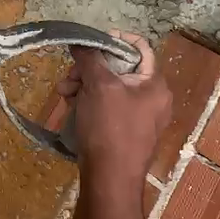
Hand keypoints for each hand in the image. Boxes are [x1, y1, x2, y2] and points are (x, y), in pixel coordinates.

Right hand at [56, 32, 172, 176]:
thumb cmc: (110, 127)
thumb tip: (79, 41)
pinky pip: (106, 102)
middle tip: (71, 73)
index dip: (115, 39)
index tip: (91, 41)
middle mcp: (151, 98)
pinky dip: (87, 99)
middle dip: (90, 66)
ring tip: (64, 92)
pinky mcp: (124, 128)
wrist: (109, 179)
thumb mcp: (98, 85)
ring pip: (108, 84)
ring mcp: (139, 115)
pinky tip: (71, 104)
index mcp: (155, 85)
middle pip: (119, 66)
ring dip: (83, 82)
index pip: (139, 47)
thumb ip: (90, 57)